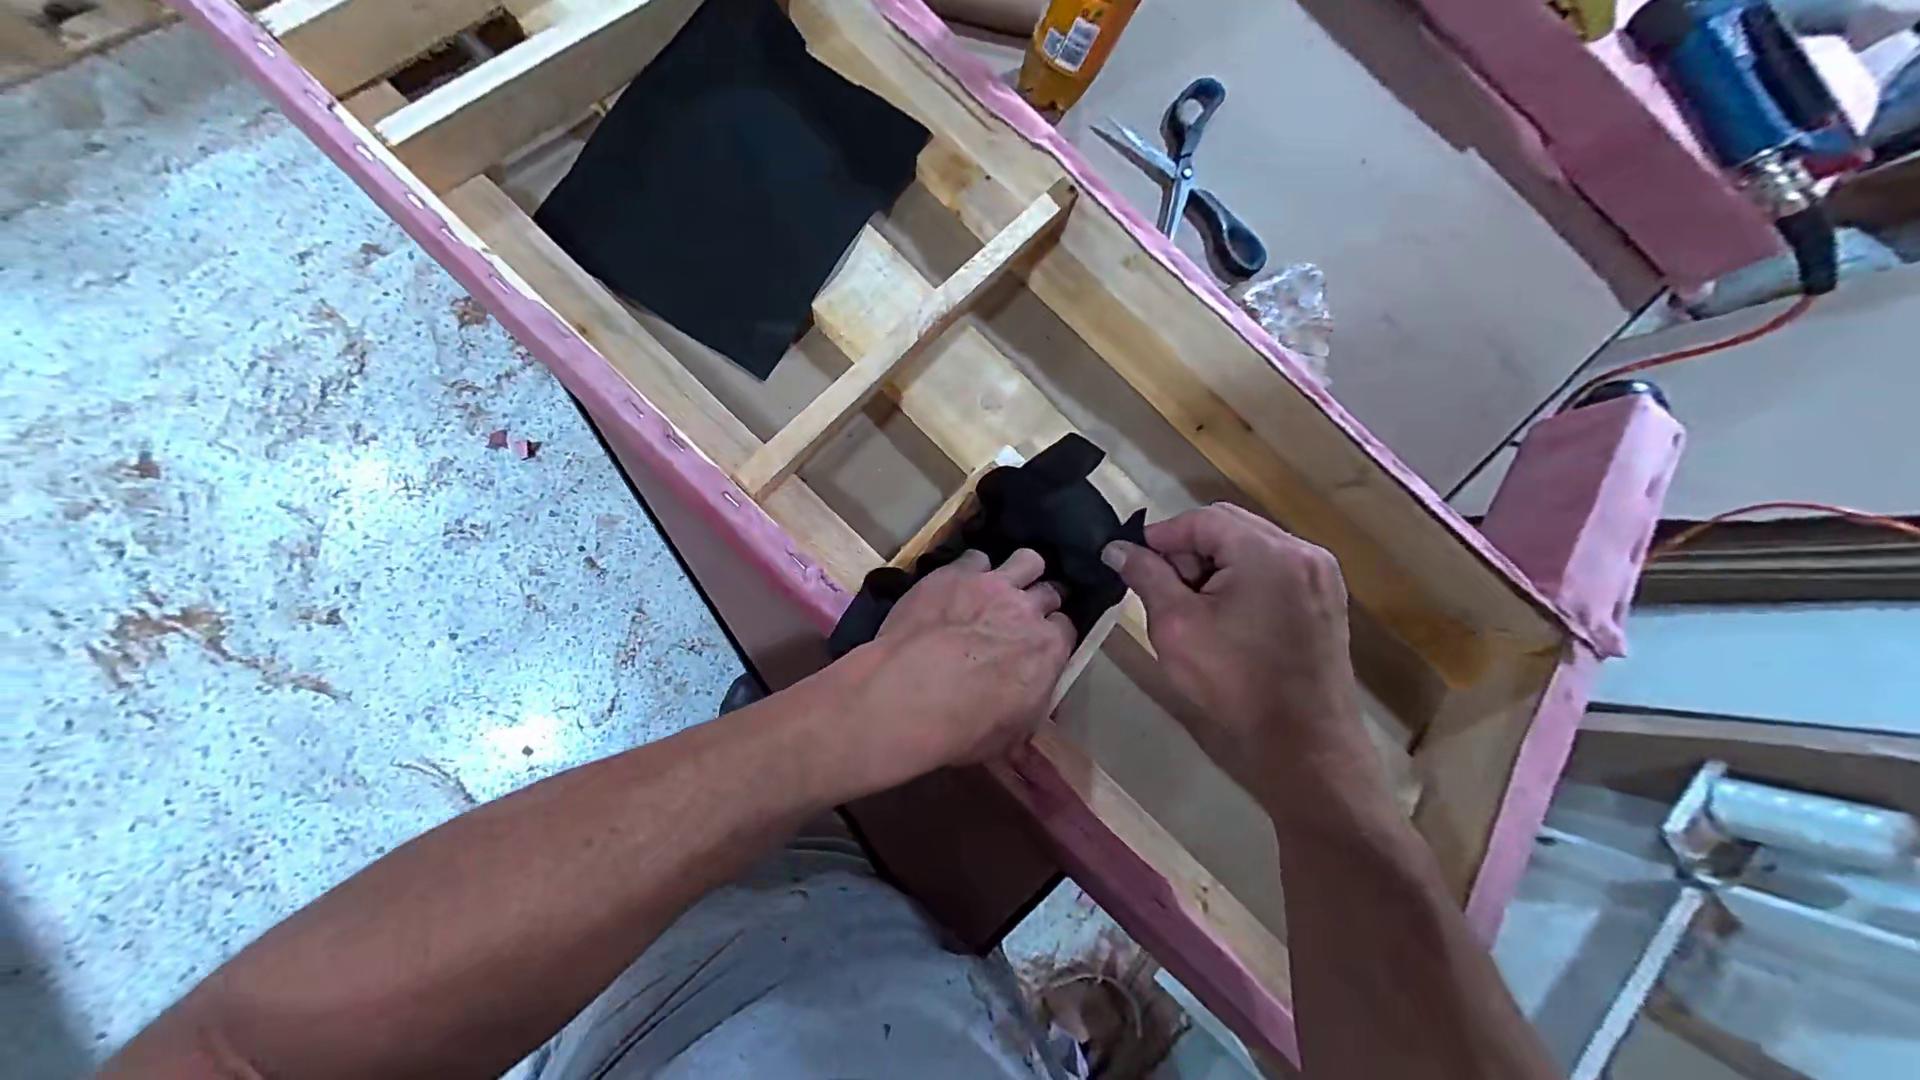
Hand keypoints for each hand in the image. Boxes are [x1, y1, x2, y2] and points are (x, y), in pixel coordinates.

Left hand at [836, 549, 1074, 790]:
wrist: (911, 693)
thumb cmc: (966, 726)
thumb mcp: (1011, 736)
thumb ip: (1027, 712)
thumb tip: (1030, 716)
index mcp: (1048, 649)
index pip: (1066, 628)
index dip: (1053, 634)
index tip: (1041, 642)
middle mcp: (1026, 609)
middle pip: (1050, 590)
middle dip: (1042, 599)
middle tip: (1024, 611)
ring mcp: (991, 585)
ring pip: (1026, 559)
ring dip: (1021, 569)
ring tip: (1005, 582)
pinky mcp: (954, 573)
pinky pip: (975, 557)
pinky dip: (973, 567)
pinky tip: (960, 580)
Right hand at [1102, 504, 1360, 793]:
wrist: (1303, 745)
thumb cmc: (1233, 682)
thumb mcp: (1175, 624)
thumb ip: (1146, 575)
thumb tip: (1116, 548)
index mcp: (1269, 551)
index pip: (1203, 519)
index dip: (1162, 535)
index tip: (1132, 560)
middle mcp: (1303, 551)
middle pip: (1230, 527)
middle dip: (1188, 548)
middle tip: (1161, 585)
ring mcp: (1321, 575)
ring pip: (1251, 546)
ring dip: (1213, 563)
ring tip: (1190, 603)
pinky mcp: (1325, 599)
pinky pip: (1273, 569)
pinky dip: (1241, 578)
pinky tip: (1224, 614)